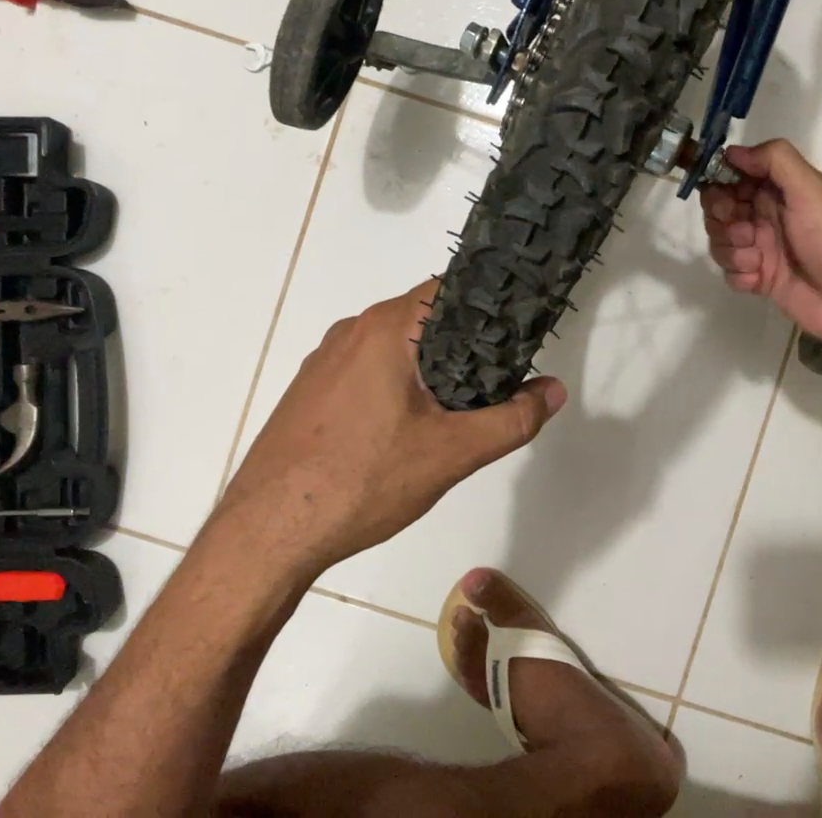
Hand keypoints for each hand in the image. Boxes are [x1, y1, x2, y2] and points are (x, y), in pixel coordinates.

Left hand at [219, 279, 566, 569]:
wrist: (267, 534)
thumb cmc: (362, 481)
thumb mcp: (452, 453)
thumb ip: (512, 419)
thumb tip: (554, 390)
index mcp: (387, 329)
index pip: (451, 288)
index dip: (492, 302)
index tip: (523, 328)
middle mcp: (351, 332)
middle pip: (425, 319)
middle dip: (467, 342)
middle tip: (503, 376)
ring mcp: (324, 362)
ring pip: (396, 348)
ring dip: (431, 367)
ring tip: (462, 406)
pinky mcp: (309, 393)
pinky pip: (367, 372)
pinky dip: (398, 385)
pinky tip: (408, 429)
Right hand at [702, 140, 821, 349]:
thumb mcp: (812, 189)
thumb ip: (775, 161)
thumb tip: (733, 151)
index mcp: (781, 190)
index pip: (735, 176)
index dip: (720, 184)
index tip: (724, 197)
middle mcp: (767, 215)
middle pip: (719, 209)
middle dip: (721, 219)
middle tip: (744, 232)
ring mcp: (762, 248)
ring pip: (720, 242)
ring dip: (731, 250)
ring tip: (757, 259)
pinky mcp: (760, 279)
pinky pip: (730, 273)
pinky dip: (740, 275)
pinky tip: (760, 280)